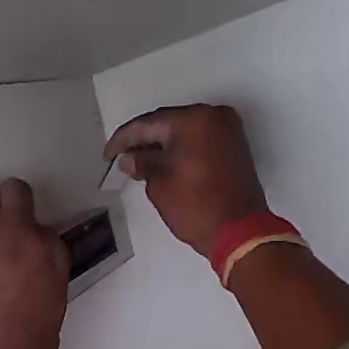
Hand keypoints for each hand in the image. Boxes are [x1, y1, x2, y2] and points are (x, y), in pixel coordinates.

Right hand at [103, 103, 268, 255]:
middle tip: (121, 157)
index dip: (123, 139)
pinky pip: (199, 139)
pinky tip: (163, 161)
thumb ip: (142, 164)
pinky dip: (180, 148)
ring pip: (184, 130)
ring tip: (139, 161)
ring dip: (162, 144)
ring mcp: (228, 129)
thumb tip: (130, 158)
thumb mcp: (159, 185)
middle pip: (167, 122)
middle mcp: (213, 116)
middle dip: (143, 139)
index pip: (148, 123)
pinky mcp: (234, 145)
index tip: (108, 154)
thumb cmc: (196, 207)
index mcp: (193, 120)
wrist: (240, 232)